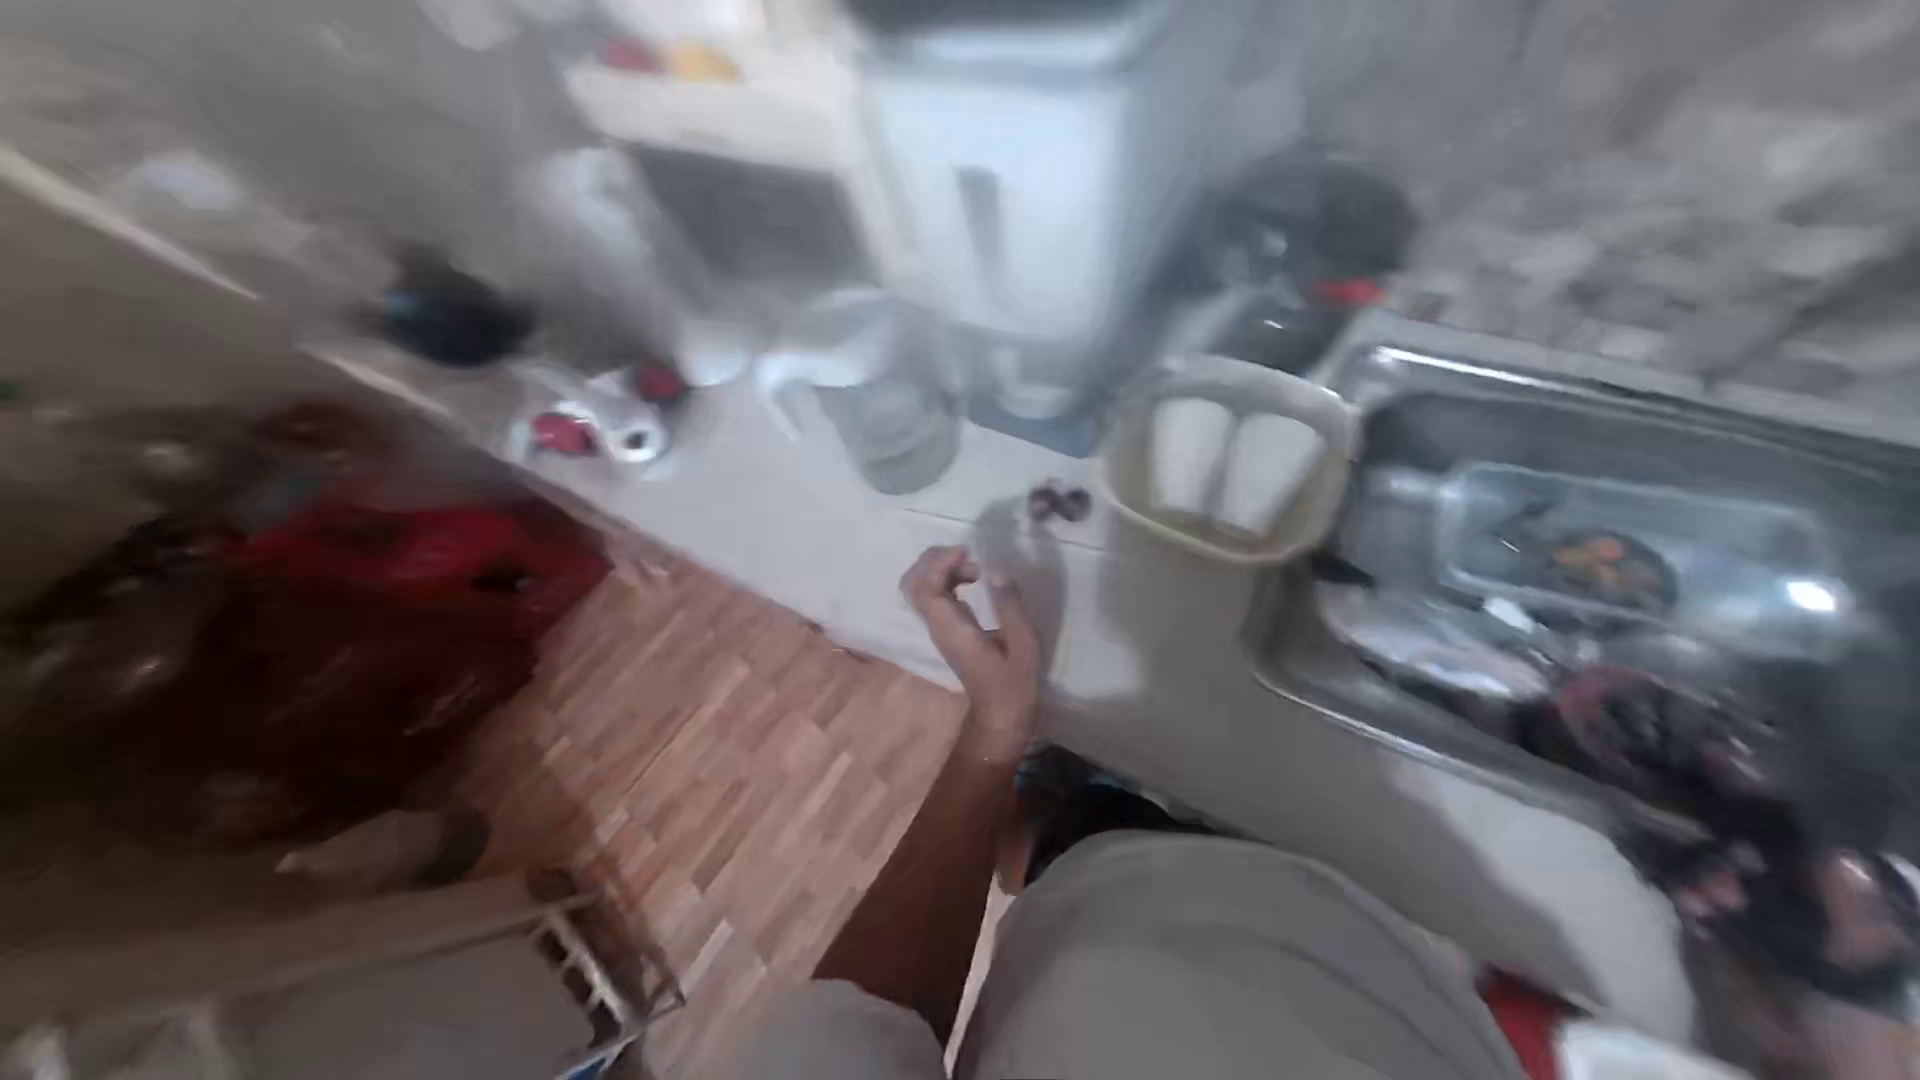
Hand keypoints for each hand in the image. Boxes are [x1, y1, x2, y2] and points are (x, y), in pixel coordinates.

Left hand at [900, 546, 1041, 754]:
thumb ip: (1010, 606)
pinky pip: (931, 596)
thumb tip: (995, 570)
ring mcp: (938, 629)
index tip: (967, 552)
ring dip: (940, 568)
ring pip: (918, 588)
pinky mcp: (945, 630)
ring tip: (974, 566)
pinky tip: (973, 578)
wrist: (1001, 714)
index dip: (939, 563)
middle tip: (967, 554)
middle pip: (912, 584)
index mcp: (952, 629)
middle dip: (933, 560)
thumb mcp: (1024, 644)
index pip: (924, 588)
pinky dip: (946, 578)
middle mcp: (937, 627)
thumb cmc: (1015, 682)